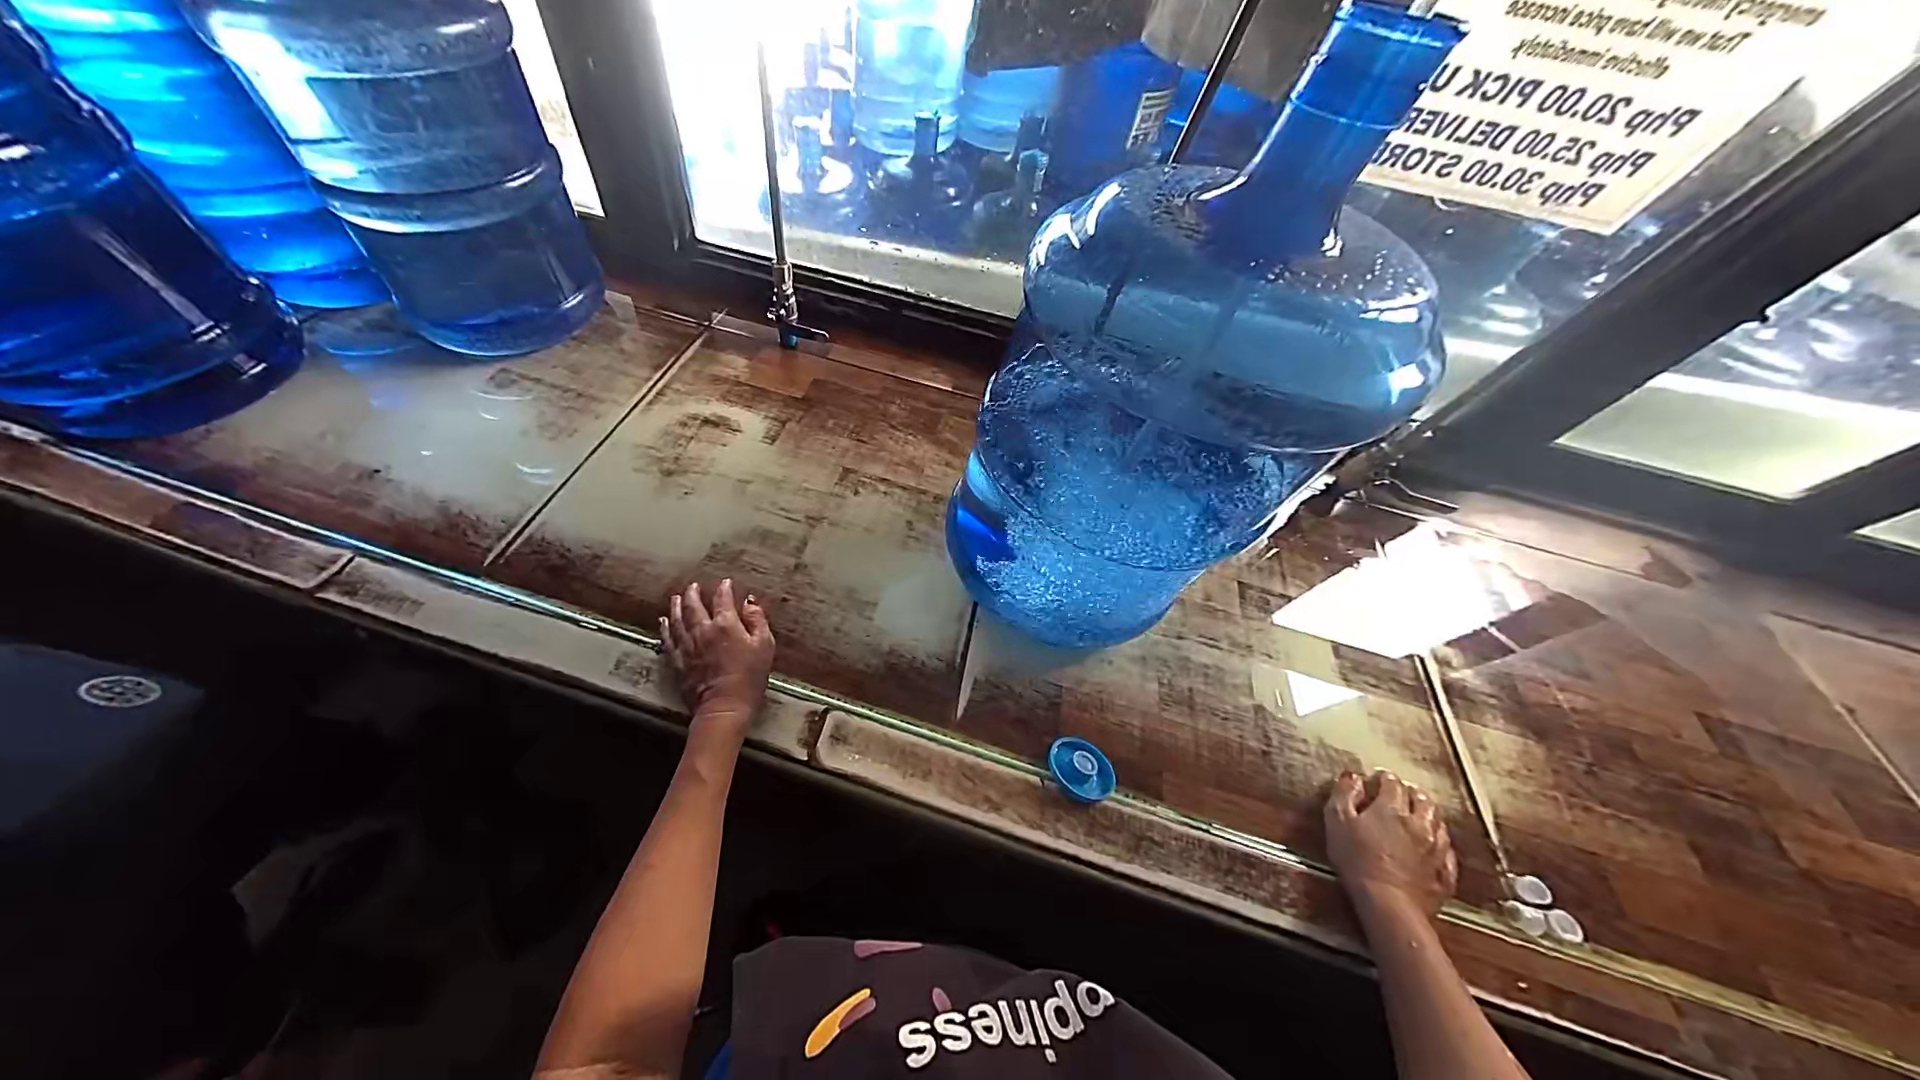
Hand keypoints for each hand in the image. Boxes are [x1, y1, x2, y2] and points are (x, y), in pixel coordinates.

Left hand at [662, 579, 775, 741]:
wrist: (724, 706)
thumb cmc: (750, 676)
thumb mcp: (764, 646)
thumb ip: (757, 621)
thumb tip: (750, 602)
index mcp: (726, 624)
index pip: (723, 599)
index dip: (724, 589)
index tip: (726, 583)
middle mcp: (703, 630)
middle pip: (694, 606)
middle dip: (694, 593)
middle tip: (693, 586)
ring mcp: (687, 645)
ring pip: (678, 620)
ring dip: (677, 607)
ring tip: (676, 598)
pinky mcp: (678, 661)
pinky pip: (668, 639)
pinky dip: (665, 628)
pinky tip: (664, 622)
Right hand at [1325, 769, 1457, 919]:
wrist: (1388, 904)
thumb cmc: (1356, 860)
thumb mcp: (1337, 821)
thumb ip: (1344, 794)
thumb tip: (1353, 776)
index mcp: (1392, 809)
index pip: (1392, 784)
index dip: (1384, 778)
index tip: (1376, 778)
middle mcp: (1420, 825)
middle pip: (1422, 801)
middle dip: (1411, 793)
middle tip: (1401, 792)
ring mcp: (1437, 850)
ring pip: (1439, 824)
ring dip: (1428, 815)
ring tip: (1418, 815)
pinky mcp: (1445, 875)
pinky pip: (1447, 853)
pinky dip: (1440, 844)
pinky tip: (1433, 847)